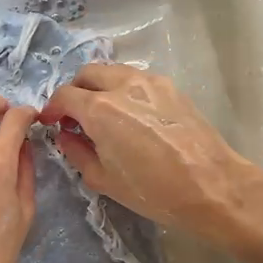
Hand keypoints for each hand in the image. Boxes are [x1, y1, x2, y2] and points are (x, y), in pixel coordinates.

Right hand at [39, 63, 252, 240]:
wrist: (211, 186)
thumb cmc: (151, 190)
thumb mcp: (102, 179)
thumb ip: (76, 152)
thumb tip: (65, 135)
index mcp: (100, 110)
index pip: (64, 95)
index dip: (52, 109)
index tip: (51, 123)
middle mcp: (124, 86)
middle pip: (88, 73)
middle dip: (75, 91)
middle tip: (74, 117)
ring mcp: (151, 82)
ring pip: (114, 72)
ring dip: (100, 88)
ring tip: (102, 116)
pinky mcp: (172, 88)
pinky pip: (137, 80)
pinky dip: (123, 90)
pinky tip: (130, 117)